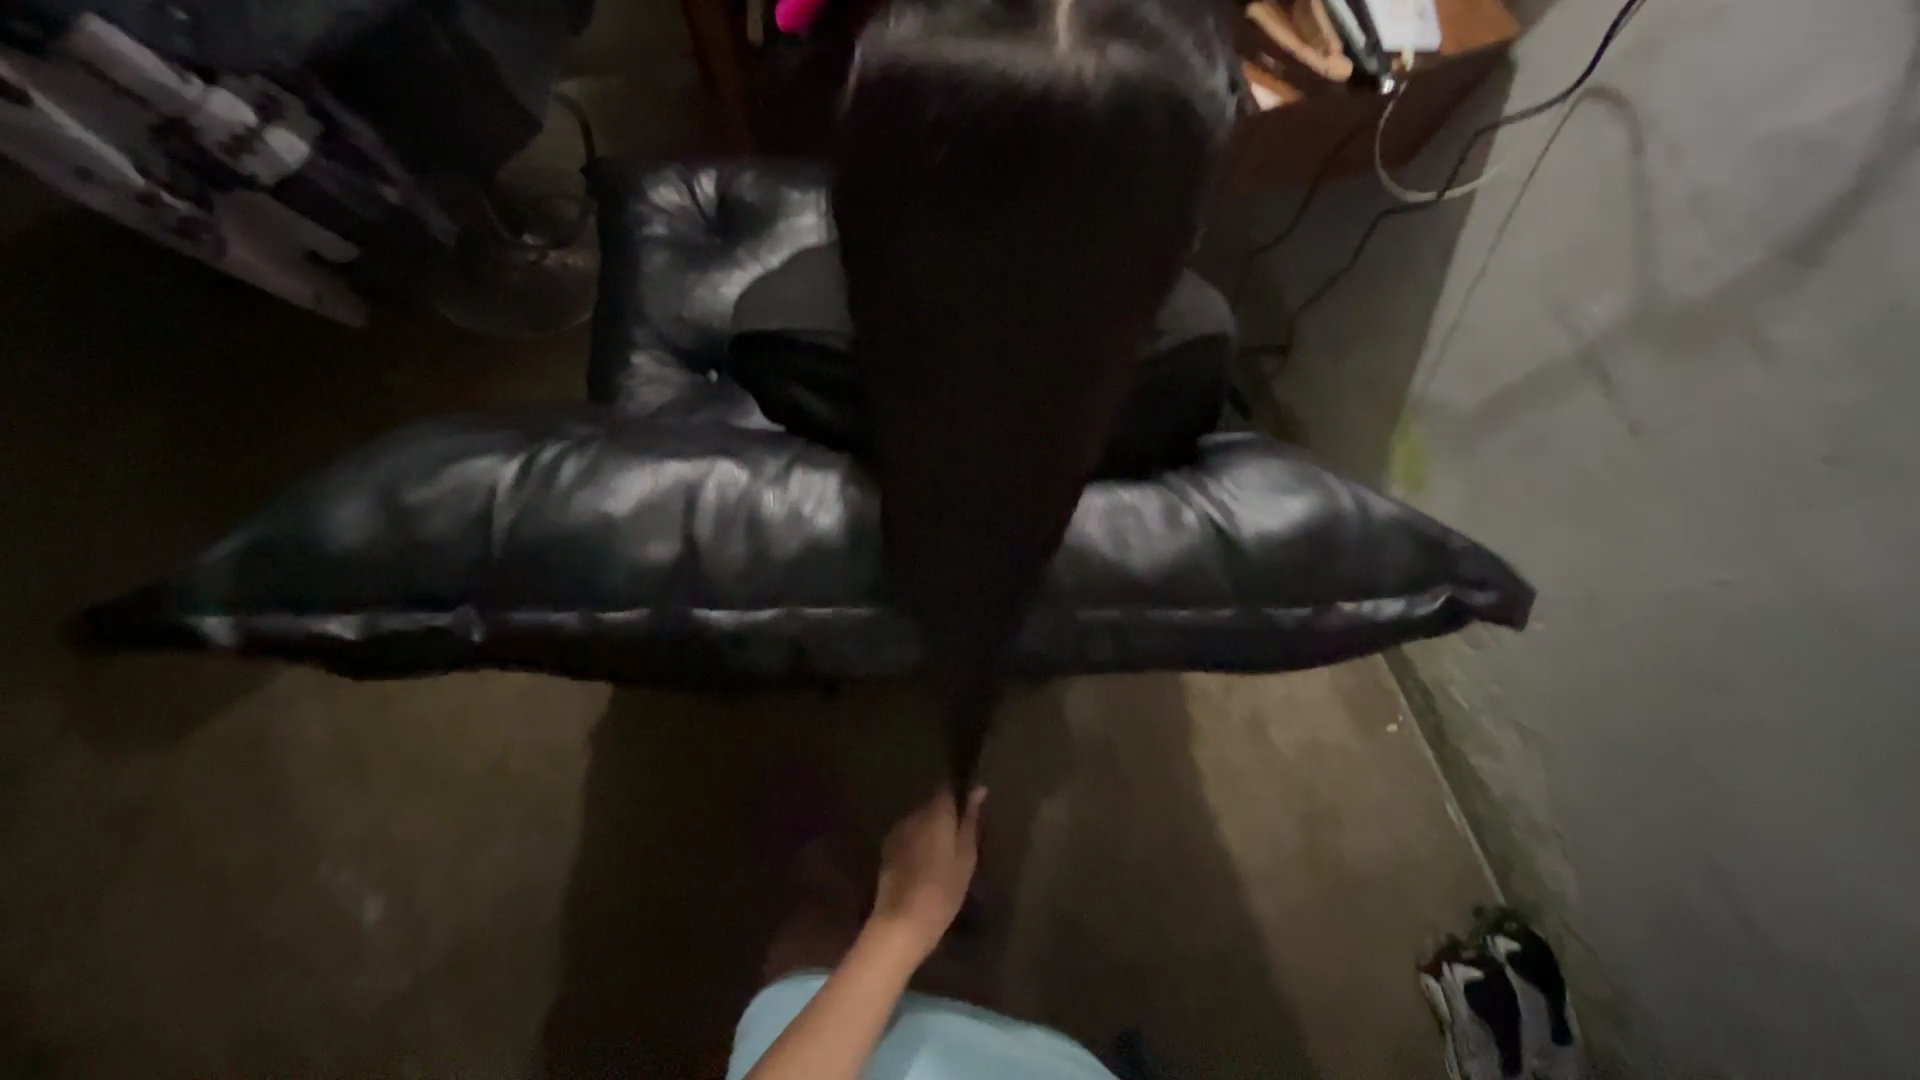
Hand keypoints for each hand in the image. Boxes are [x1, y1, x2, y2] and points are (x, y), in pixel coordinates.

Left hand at [867, 786, 986, 962]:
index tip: (971, 804)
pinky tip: (926, 863)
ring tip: (945, 853)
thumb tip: (979, 789)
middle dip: (946, 814)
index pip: (947, 786)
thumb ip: (970, 820)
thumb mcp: (966, 856)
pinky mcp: (887, 848)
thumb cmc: (943, 889)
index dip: (959, 792)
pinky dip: (919, 842)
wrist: (902, 922)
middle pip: (933, 804)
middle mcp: (913, 814)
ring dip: (932, 829)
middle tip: (962, 836)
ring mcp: (897, 830)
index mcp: (936, 812)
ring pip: (920, 820)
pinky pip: (909, 835)